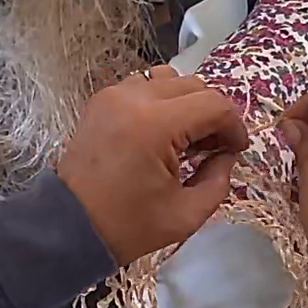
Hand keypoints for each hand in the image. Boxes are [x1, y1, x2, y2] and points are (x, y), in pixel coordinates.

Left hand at [58, 66, 249, 264]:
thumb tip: (227, 155)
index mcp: (155, 125)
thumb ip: (219, 180)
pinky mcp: (102, 101)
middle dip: (214, 115)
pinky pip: (144, 86)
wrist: (70, 227)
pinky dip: (163, 102)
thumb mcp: (187, 213)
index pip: (214, 105)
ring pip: (170, 80)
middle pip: (195, 86)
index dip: (234, 126)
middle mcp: (134, 98)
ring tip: (189, 138)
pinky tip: (163, 133)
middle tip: (215, 147)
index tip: (237, 150)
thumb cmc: (130, 226)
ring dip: (188, 104)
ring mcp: (114, 95)